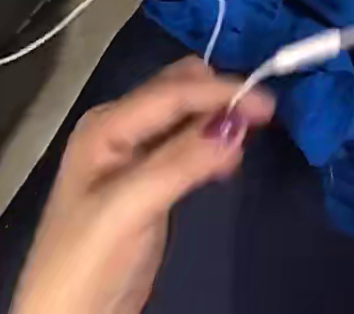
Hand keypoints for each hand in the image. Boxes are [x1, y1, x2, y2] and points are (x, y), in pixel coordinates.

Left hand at [11, 57, 274, 313]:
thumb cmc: (86, 260)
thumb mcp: (130, 209)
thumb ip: (180, 162)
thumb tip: (236, 125)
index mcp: (106, 123)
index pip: (170, 93)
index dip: (218, 92)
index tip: (267, 101)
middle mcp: (118, 127)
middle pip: (174, 92)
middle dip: (216, 95)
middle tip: (261, 114)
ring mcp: (131, 154)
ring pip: (181, 115)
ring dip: (215, 116)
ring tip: (254, 129)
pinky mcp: (146, 182)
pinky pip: (183, 144)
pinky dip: (208, 141)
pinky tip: (228, 155)